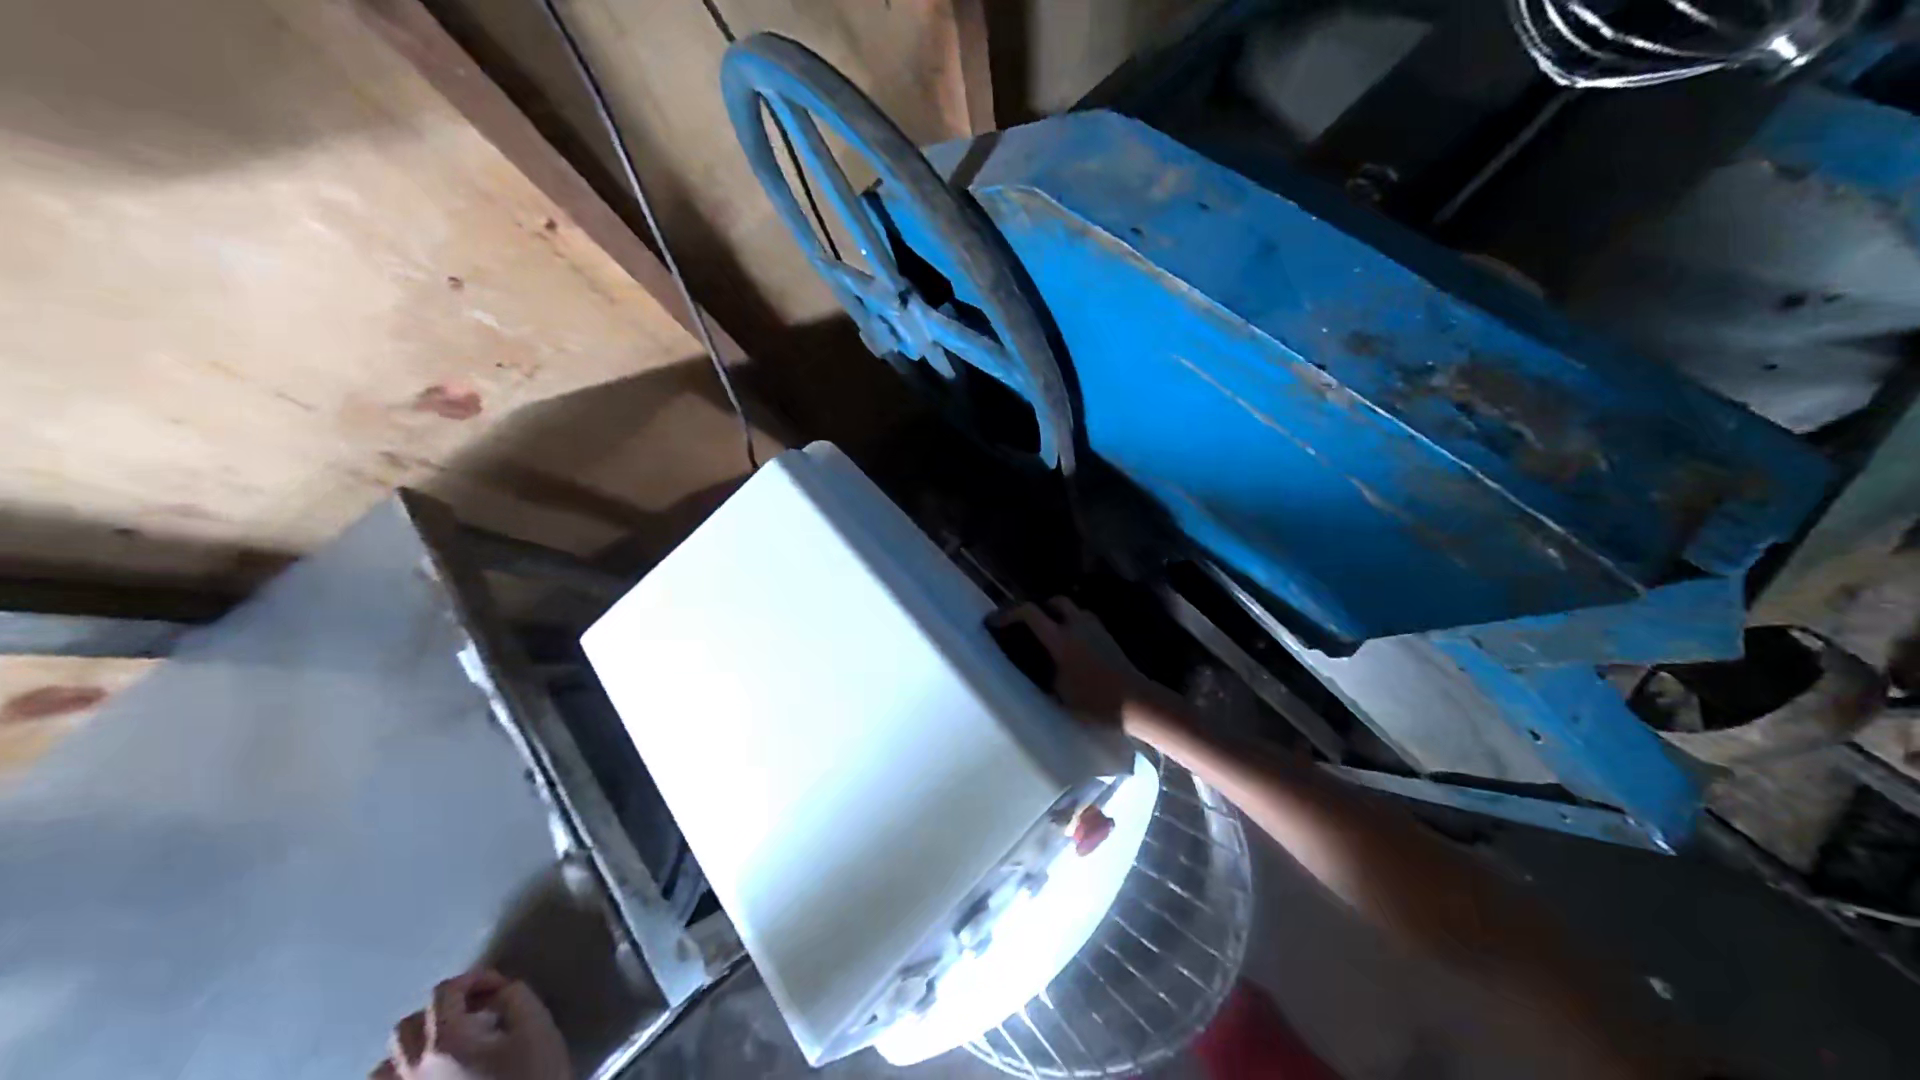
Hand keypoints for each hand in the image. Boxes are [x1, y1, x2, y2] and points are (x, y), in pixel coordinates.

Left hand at [372, 969, 570, 1079]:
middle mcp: (415, 1071)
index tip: (501, 987)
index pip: (444, 993)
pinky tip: (432, 1077)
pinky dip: (402, 1077)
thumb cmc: (533, 1076)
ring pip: (386, 1065)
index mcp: (446, 1043)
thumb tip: (497, 993)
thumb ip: (515, 996)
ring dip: (414, 1046)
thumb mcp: (537, 1025)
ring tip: (447, 1045)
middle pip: (407, 1026)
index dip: (474, 979)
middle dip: (442, 1009)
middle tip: (476, 1011)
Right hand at [991, 598, 1163, 725]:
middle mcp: (1077, 626)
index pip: (1029, 613)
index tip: (994, 622)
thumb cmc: (1094, 702)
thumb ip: (1041, 673)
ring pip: (1073, 609)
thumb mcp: (1058, 693)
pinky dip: (1073, 625)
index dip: (1008, 614)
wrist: (1136, 702)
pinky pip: (1085, 621)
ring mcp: (1096, 630)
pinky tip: (1071, 645)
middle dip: (1037, 608)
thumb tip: (1029, 665)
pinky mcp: (1109, 638)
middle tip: (1025, 624)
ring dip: (1058, 615)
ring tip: (1048, 634)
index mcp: (1060, 639)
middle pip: (1054, 602)